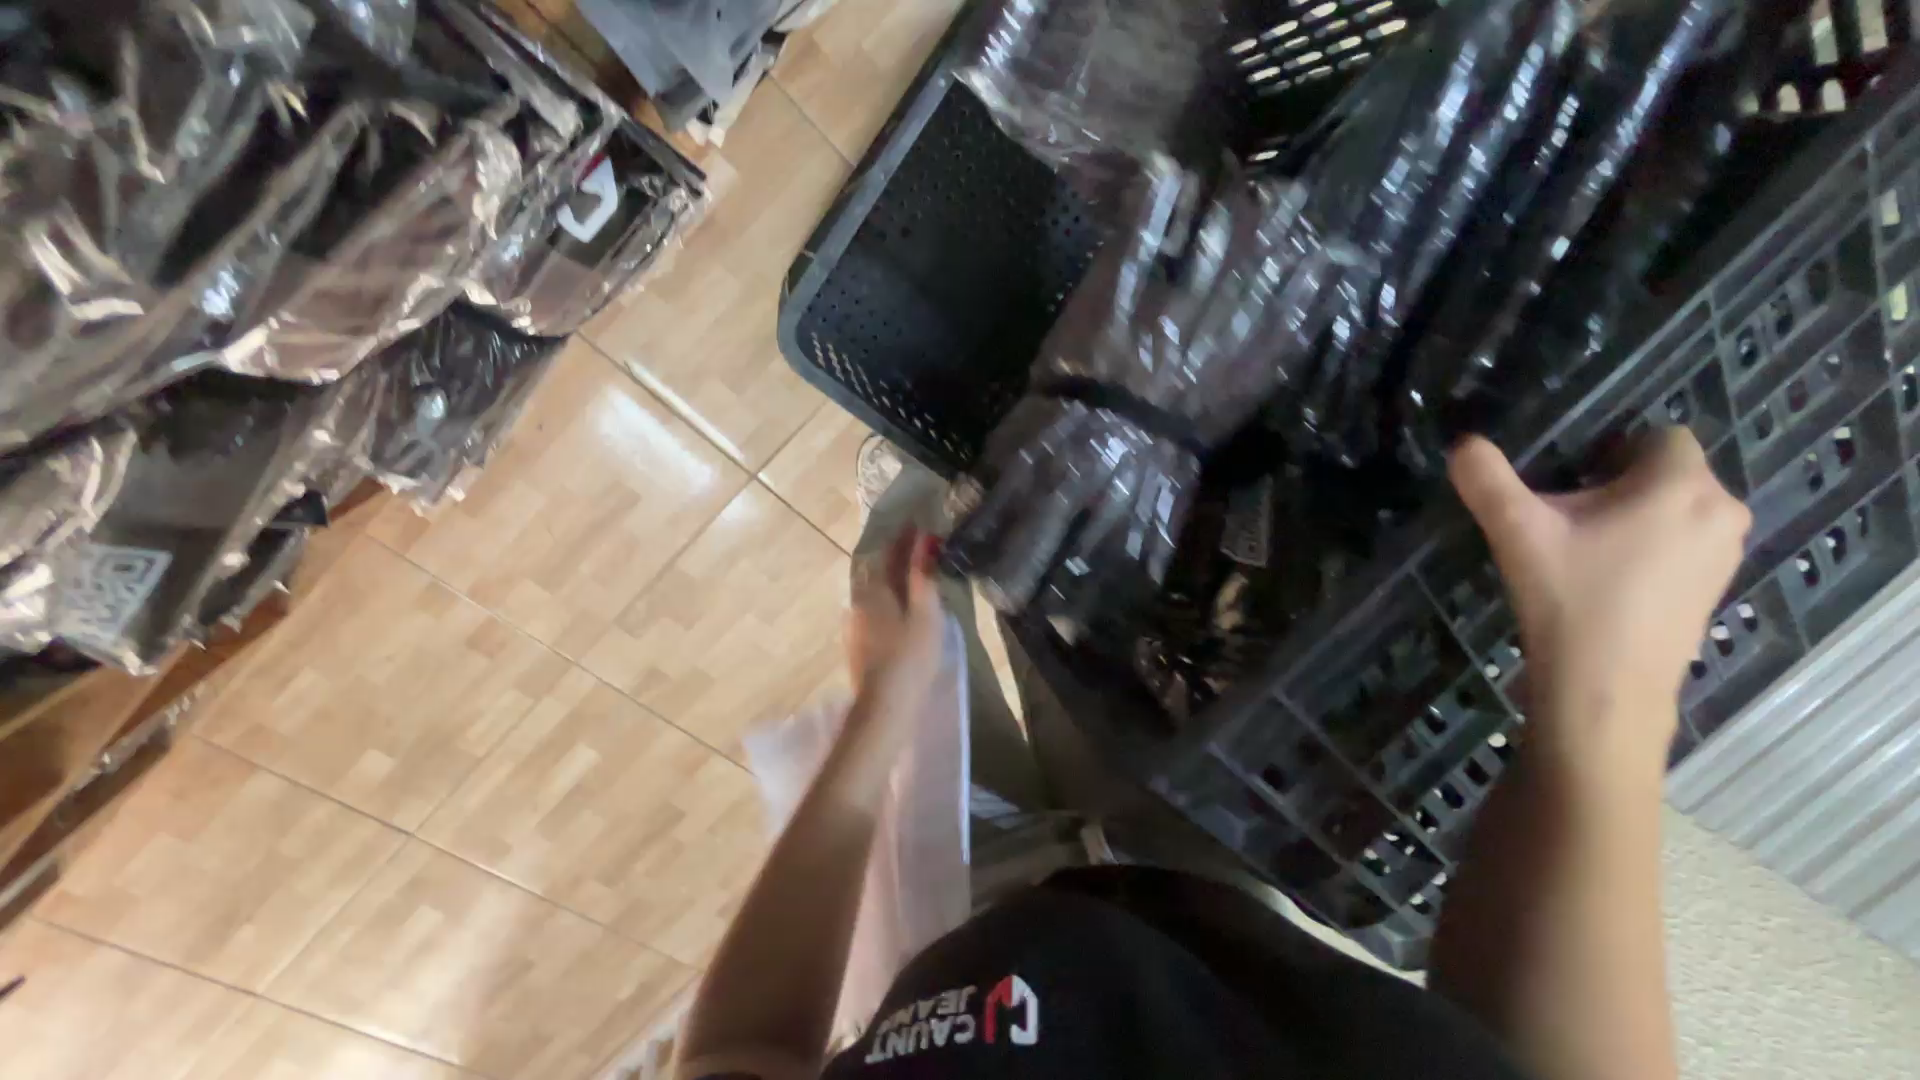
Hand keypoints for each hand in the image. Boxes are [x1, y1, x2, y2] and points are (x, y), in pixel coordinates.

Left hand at [848, 527, 946, 713]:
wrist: (884, 707)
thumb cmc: (911, 657)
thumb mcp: (926, 614)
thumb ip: (923, 576)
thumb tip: (924, 540)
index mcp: (875, 590)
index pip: (889, 553)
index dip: (905, 538)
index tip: (919, 524)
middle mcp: (858, 601)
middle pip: (877, 572)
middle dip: (895, 558)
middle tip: (916, 549)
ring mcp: (854, 625)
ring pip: (873, 593)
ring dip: (890, 581)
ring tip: (910, 579)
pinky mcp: (856, 646)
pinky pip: (872, 612)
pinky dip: (887, 603)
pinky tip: (898, 613)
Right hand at [1448, 429, 1750, 752]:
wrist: (1605, 687)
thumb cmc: (1568, 598)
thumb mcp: (1514, 530)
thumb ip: (1485, 478)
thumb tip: (1462, 445)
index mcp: (1680, 485)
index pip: (1659, 435)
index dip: (1610, 449)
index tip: (1569, 481)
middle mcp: (1721, 511)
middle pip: (1669, 472)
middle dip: (1620, 483)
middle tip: (1566, 519)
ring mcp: (1725, 554)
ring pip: (1678, 509)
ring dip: (1636, 515)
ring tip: (1584, 551)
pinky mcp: (1717, 588)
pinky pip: (1685, 544)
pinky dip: (1651, 549)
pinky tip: (1607, 581)